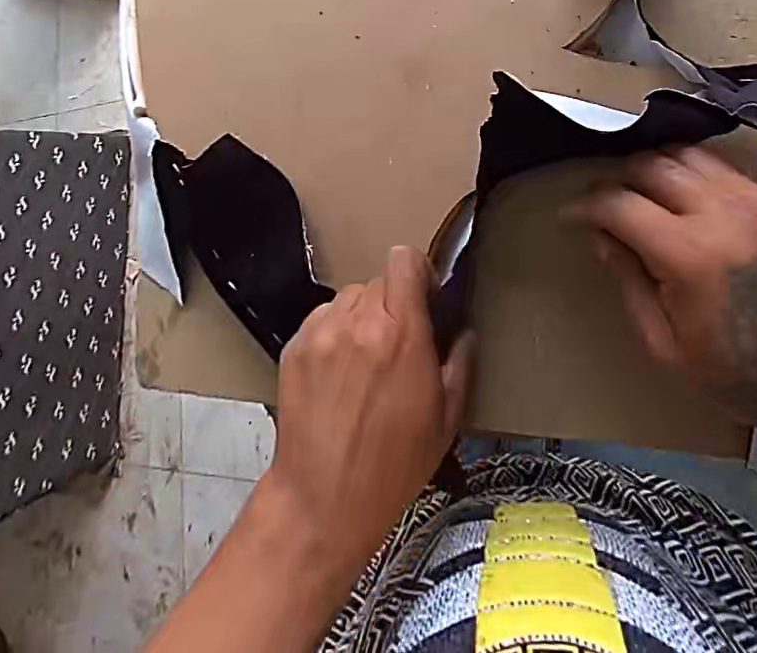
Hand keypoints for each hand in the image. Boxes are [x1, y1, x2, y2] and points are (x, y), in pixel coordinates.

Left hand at [261, 245, 474, 585]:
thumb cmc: (394, 463)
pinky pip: (323, 319)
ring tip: (367, 360)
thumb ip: (459, 360)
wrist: (324, 498)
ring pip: (349, 297)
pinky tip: (340, 372)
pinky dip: (336, 332)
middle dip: (395, 303)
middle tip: (399, 342)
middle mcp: (357, 321)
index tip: (425, 299)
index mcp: (400, 332)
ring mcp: (320, 331)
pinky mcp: (294, 346)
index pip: (404, 259)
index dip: (419, 273)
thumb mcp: (447, 416)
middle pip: (379, 280)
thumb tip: (462, 330)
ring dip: (364, 316)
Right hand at [564, 146, 756, 437]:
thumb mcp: (670, 348)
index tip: (569, 216)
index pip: (616, 203)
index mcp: (688, 254)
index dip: (582, 206)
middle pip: (650, 165)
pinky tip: (686, 199)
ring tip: (642, 194)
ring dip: (654, 167)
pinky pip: (726, 169)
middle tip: (603, 205)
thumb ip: (629, 283)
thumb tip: (601, 238)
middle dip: (614, 179)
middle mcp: (723, 213)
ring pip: (688, 155)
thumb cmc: (753, 378)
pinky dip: (693, 173)